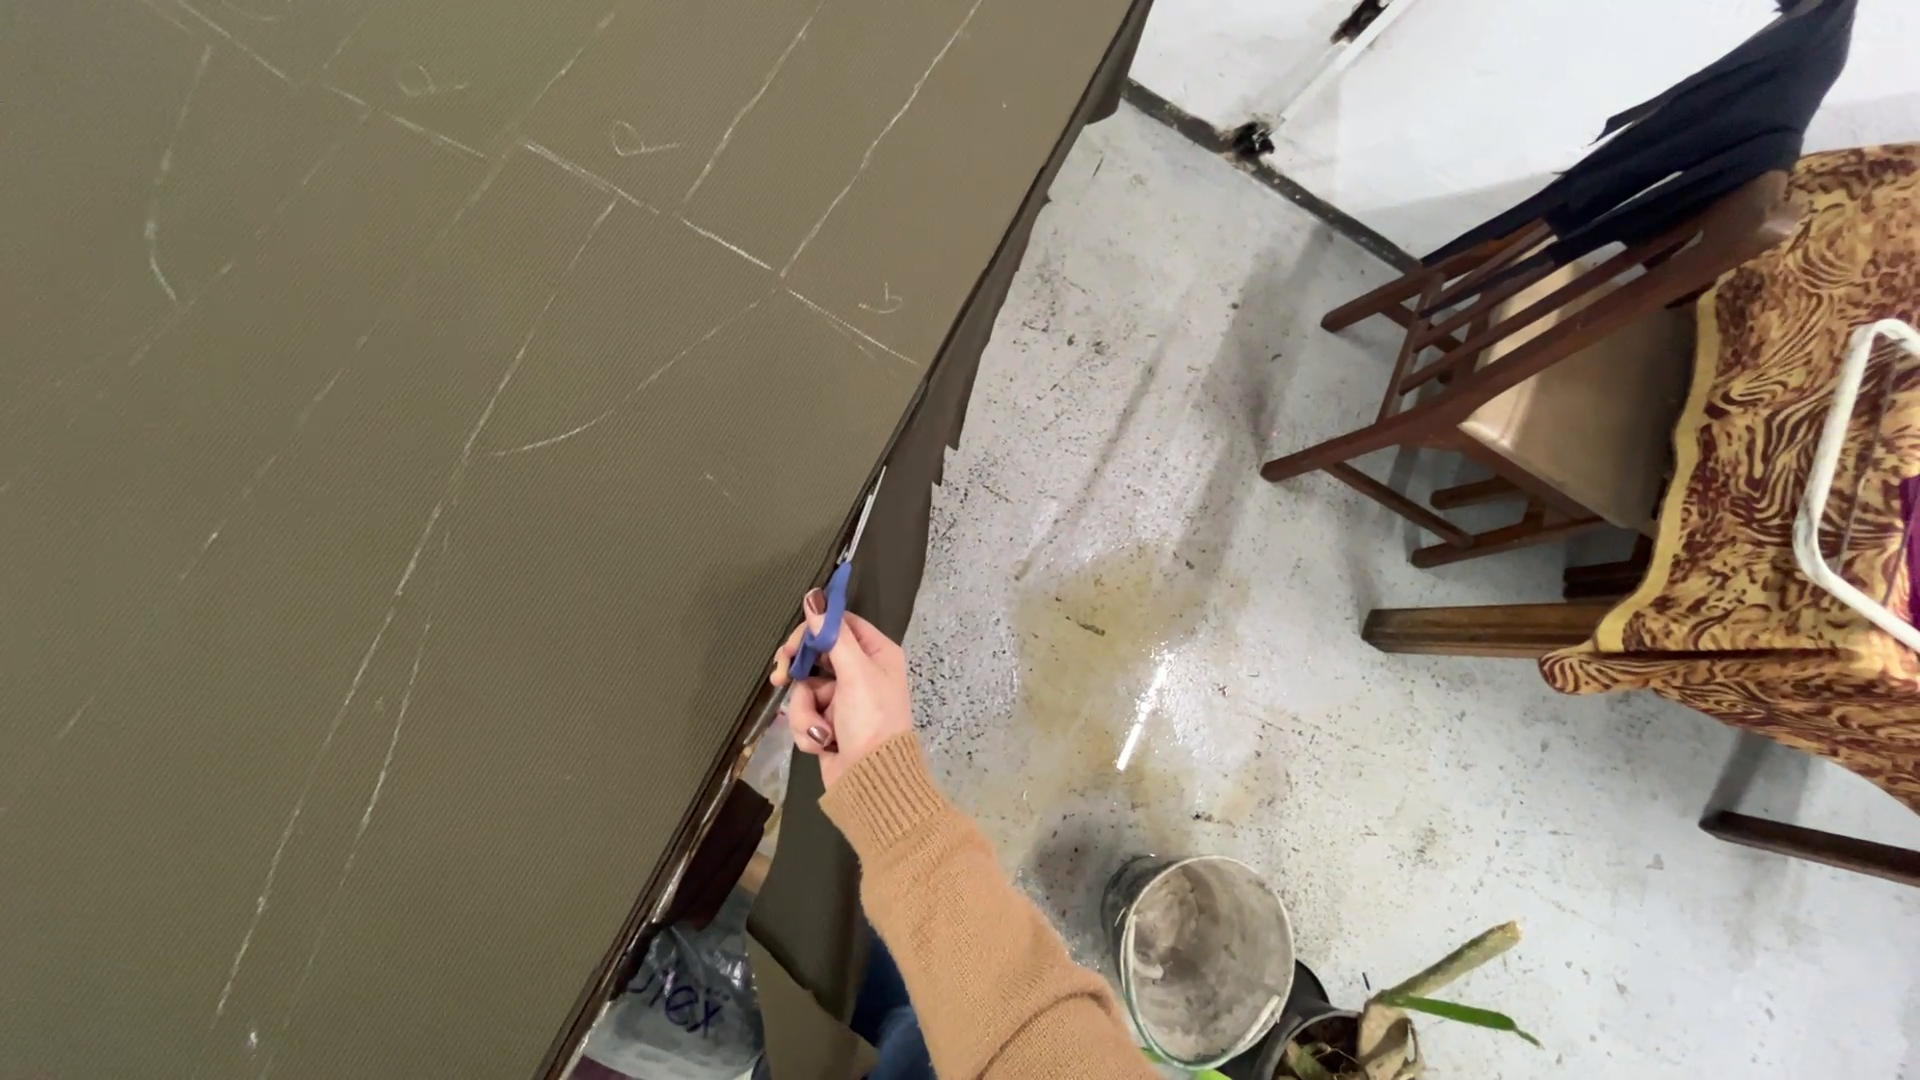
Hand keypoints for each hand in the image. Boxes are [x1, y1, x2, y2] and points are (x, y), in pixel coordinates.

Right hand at [769, 590, 913, 787]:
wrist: (872, 780)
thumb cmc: (871, 720)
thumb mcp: (855, 673)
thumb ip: (832, 635)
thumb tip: (814, 596)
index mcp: (876, 654)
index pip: (840, 625)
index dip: (814, 630)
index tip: (793, 643)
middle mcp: (861, 672)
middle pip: (816, 656)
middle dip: (798, 672)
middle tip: (781, 676)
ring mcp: (843, 699)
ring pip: (804, 689)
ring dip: (804, 711)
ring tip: (820, 730)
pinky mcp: (827, 723)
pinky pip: (804, 714)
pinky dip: (808, 729)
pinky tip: (823, 743)